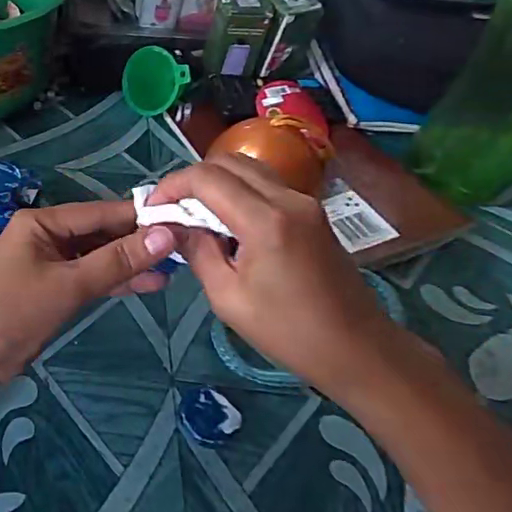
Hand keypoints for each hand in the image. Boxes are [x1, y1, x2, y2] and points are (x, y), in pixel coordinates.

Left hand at [0, 200, 176, 385]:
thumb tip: (164, 235)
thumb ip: (116, 261)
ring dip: (132, 262)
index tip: (182, 220)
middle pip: (101, 232)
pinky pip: (92, 276)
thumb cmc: (14, 312)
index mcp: (42, 222)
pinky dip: (117, 280)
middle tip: (187, 245)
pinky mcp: (56, 287)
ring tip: (178, 265)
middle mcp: (47, 235)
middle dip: (140, 240)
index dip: (140, 216)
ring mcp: (52, 261)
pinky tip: (151, 283)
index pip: (99, 212)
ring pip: (100, 256)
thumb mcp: (69, 285)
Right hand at [148, 155, 402, 393]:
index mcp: (266, 221)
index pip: (206, 178)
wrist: (358, 349)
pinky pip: (264, 184)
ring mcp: (304, 202)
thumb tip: (172, 224)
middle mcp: (288, 199)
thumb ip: (197, 251)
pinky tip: (225, 221)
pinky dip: (236, 190)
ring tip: (194, 213)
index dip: (172, 186)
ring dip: (214, 182)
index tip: (153, 208)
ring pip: (247, 168)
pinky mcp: (311, 211)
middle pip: (226, 162)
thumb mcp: (227, 297)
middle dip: (191, 179)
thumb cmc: (289, 332)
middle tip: (171, 208)